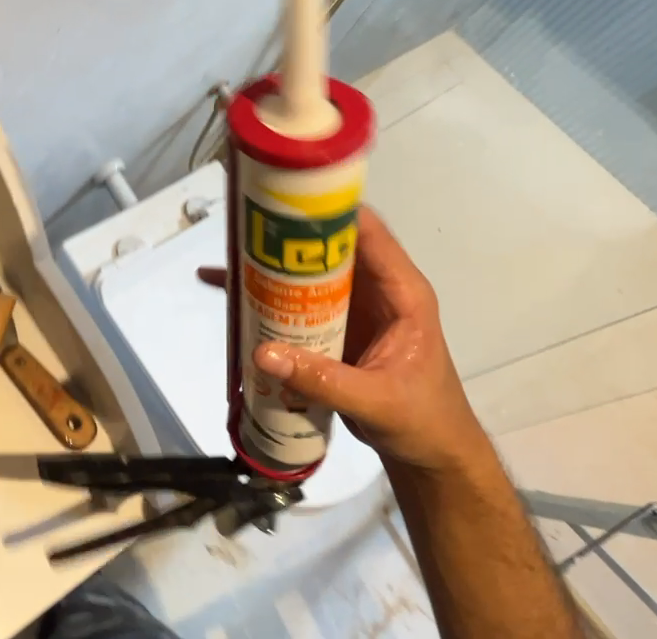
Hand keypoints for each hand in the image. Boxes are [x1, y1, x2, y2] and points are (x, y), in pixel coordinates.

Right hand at [253, 207, 489, 474]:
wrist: (429, 454)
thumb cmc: (423, 421)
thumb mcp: (377, 402)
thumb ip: (323, 379)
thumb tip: (262, 353)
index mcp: (400, 292)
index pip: (368, 233)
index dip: (331, 211)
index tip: (288, 201)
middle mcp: (373, 288)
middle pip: (329, 245)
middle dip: (288, 233)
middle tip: (246, 226)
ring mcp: (349, 305)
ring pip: (307, 270)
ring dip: (270, 262)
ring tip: (228, 255)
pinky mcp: (330, 325)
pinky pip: (294, 299)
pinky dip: (264, 294)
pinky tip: (227, 291)